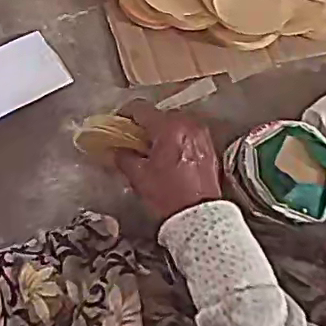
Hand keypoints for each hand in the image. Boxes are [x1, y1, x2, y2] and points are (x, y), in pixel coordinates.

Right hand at [112, 102, 221, 237]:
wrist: (200, 217)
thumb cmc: (167, 195)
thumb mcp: (138, 176)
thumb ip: (123, 156)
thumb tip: (115, 149)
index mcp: (168, 127)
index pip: (141, 108)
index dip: (125, 114)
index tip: (118, 124)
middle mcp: (187, 124)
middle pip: (159, 114)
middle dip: (145, 125)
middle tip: (134, 140)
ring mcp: (201, 134)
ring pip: (175, 123)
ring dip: (162, 131)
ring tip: (152, 149)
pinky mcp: (209, 146)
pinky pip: (188, 134)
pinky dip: (177, 139)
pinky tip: (169, 156)